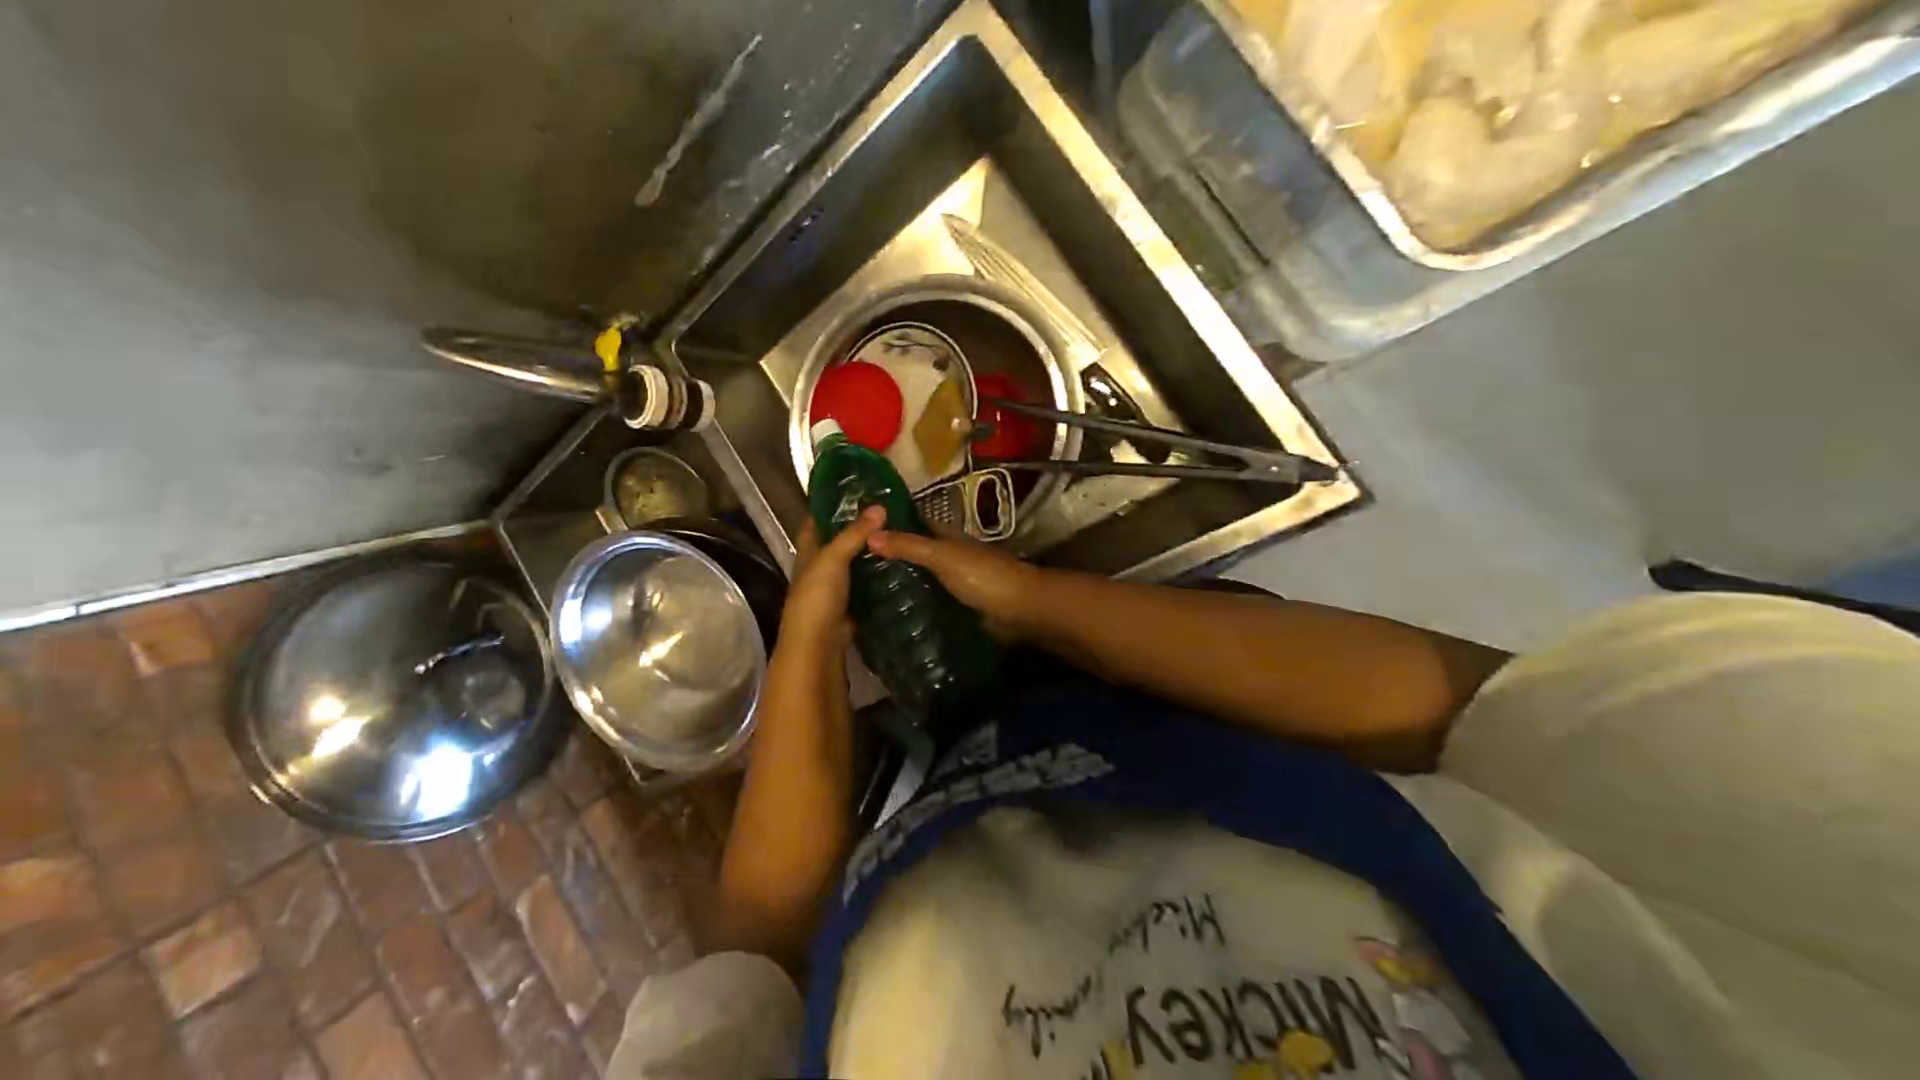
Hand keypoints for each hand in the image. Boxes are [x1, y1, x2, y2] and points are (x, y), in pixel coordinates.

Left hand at [779, 506, 887, 657]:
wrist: (818, 645)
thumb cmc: (817, 597)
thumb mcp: (833, 559)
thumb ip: (854, 534)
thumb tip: (879, 506)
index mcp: (808, 554)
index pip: (815, 523)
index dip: (829, 507)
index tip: (855, 491)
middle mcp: (819, 570)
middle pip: (838, 544)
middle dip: (858, 530)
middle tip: (889, 512)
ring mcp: (835, 591)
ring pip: (854, 566)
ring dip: (871, 554)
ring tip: (899, 536)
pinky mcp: (851, 608)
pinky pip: (866, 588)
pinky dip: (879, 579)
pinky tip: (899, 569)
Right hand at [866, 527, 1048, 637]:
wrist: (1021, 610)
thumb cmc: (983, 576)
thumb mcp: (943, 557)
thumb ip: (909, 546)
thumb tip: (869, 534)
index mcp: (948, 537)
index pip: (914, 524)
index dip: (889, 524)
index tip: (857, 529)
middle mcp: (950, 557)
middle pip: (915, 554)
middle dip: (889, 558)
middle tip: (851, 567)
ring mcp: (955, 583)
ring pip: (922, 580)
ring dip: (900, 584)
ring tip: (862, 593)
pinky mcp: (959, 608)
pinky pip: (931, 604)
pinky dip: (914, 606)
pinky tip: (891, 615)